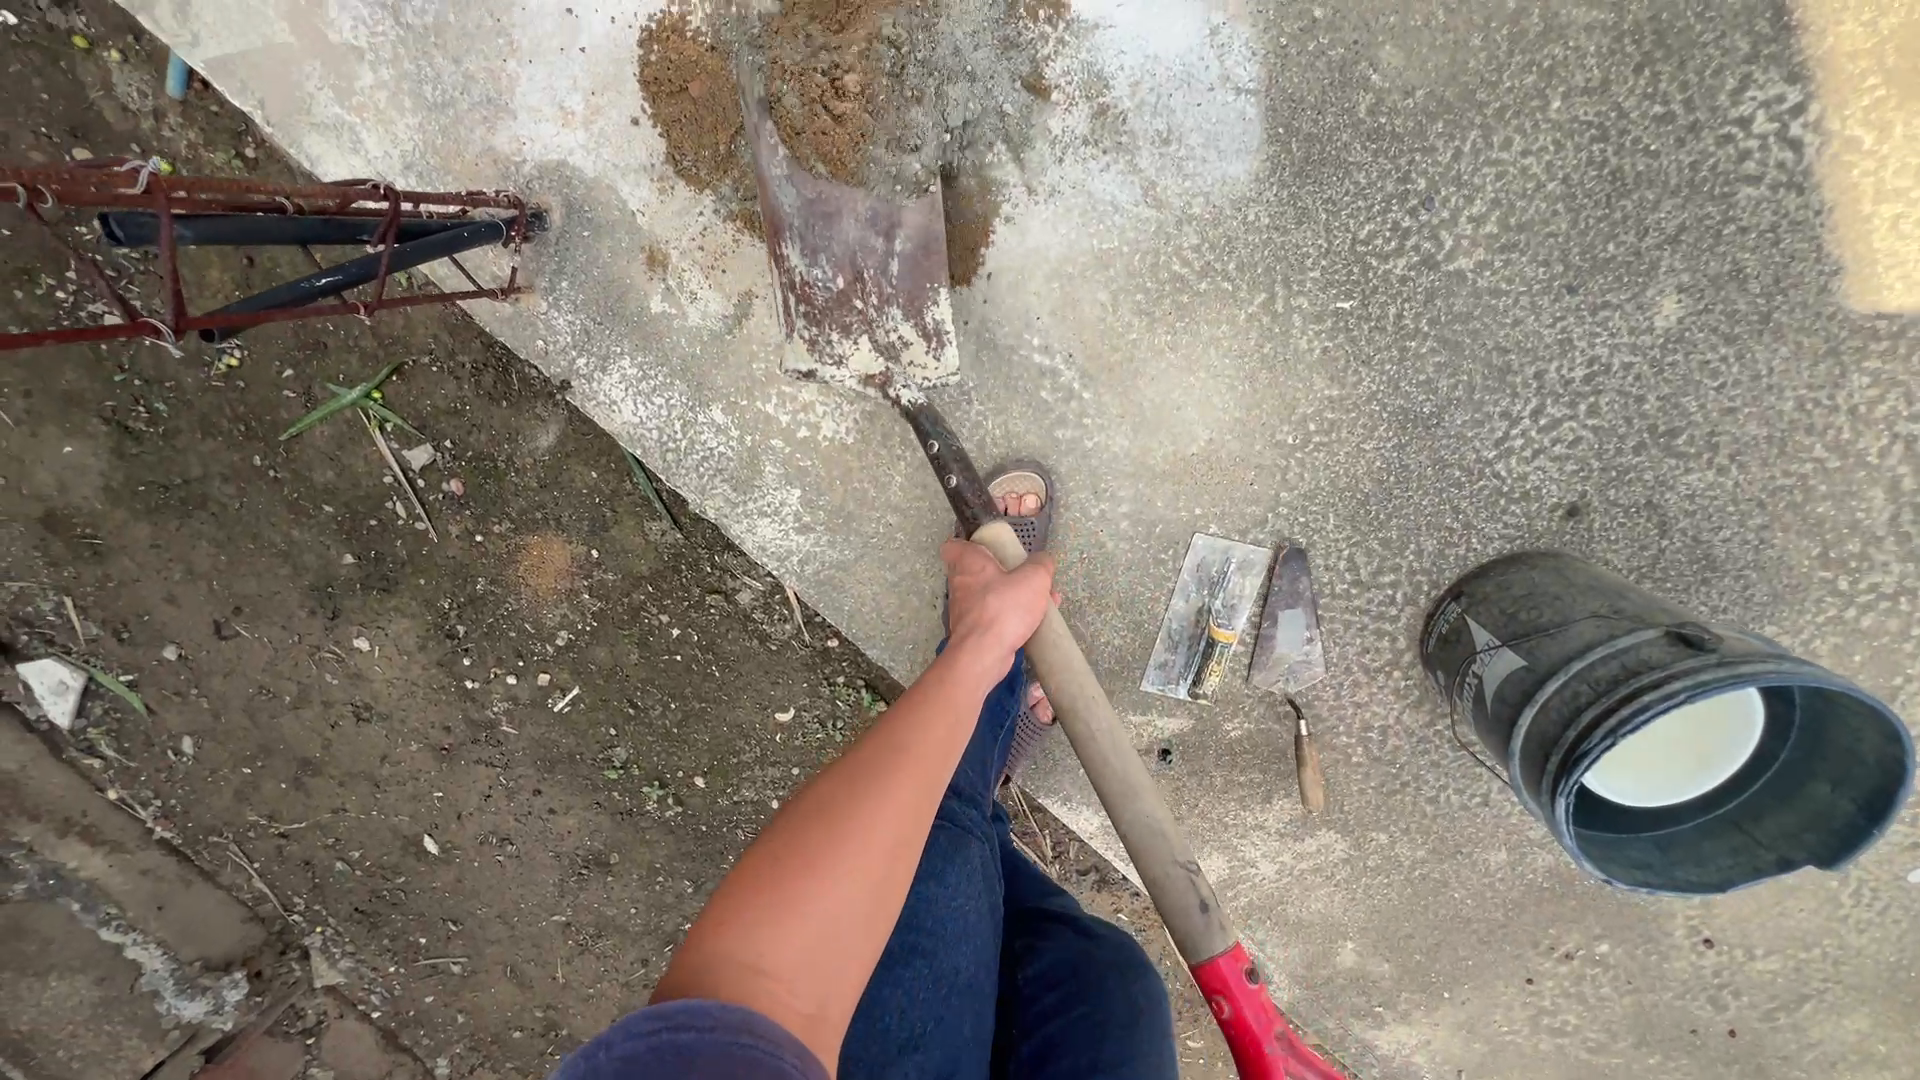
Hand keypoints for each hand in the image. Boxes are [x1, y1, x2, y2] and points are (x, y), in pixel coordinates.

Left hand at [941, 539, 1056, 675]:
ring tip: (1041, 603)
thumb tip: (1043, 560)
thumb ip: (1041, 564)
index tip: (989, 549)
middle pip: (978, 571)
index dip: (969, 544)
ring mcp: (964, 609)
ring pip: (989, 596)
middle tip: (1027, 579)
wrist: (984, 653)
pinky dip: (1010, 618)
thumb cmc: (1003, 608)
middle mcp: (960, 583)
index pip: (953, 546)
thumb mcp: (1033, 578)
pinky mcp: (972, 631)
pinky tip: (1034, 624)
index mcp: (968, 562)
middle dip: (1004, 574)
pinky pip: (993, 617)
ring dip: (1013, 597)